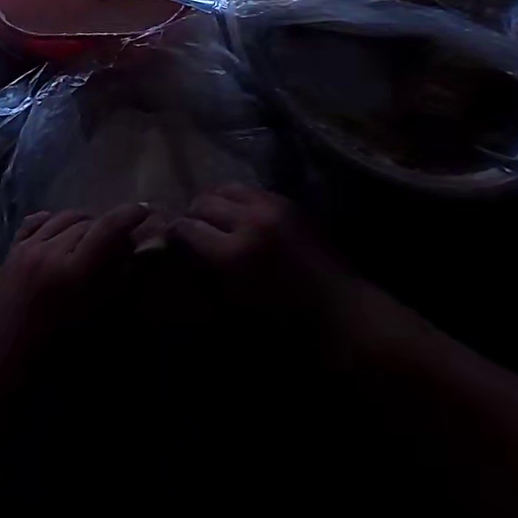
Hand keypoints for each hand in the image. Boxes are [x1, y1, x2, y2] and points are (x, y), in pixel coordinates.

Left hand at [0, 203, 148, 387]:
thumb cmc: (47, 363)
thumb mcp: (90, 330)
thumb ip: (113, 290)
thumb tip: (133, 260)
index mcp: (73, 272)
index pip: (109, 228)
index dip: (131, 215)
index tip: (146, 211)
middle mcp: (49, 251)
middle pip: (88, 222)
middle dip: (109, 226)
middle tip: (123, 239)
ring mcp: (26, 249)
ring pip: (62, 219)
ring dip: (84, 223)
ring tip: (94, 236)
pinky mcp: (10, 254)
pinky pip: (36, 224)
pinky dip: (54, 222)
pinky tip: (61, 230)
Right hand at [169, 184, 422, 351]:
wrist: (349, 317)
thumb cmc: (290, 330)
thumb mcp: (237, 310)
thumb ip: (206, 277)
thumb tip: (181, 255)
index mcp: (234, 254)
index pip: (185, 227)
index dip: (173, 233)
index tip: (169, 240)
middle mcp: (251, 221)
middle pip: (203, 201)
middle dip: (192, 214)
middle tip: (191, 231)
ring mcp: (275, 208)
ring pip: (228, 188)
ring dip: (216, 202)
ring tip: (216, 220)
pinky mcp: (293, 205)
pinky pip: (255, 191)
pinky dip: (242, 201)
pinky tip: (245, 219)